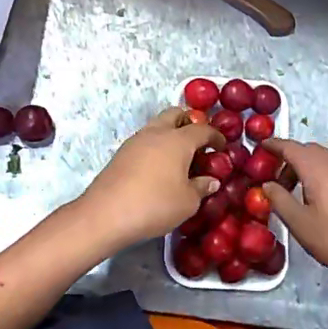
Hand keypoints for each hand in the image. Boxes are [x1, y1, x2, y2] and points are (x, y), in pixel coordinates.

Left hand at [78, 108, 222, 251]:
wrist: (106, 214)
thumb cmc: (154, 205)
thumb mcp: (188, 202)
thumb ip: (201, 187)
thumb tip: (210, 180)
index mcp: (177, 140)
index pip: (202, 129)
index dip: (215, 136)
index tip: (221, 146)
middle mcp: (156, 133)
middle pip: (176, 114)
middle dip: (190, 123)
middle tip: (199, 142)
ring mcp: (135, 141)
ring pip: (157, 126)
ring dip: (171, 133)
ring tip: (180, 156)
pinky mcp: (121, 154)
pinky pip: (145, 141)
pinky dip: (156, 146)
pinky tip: (160, 167)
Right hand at [261, 139, 327, 296]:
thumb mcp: (299, 224)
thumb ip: (279, 200)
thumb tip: (268, 186)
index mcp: (318, 169)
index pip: (292, 148)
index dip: (275, 145)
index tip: (263, 146)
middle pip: (311, 151)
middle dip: (291, 160)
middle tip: (279, 180)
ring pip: (327, 162)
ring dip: (309, 170)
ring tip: (300, 195)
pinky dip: (325, 177)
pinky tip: (325, 202)